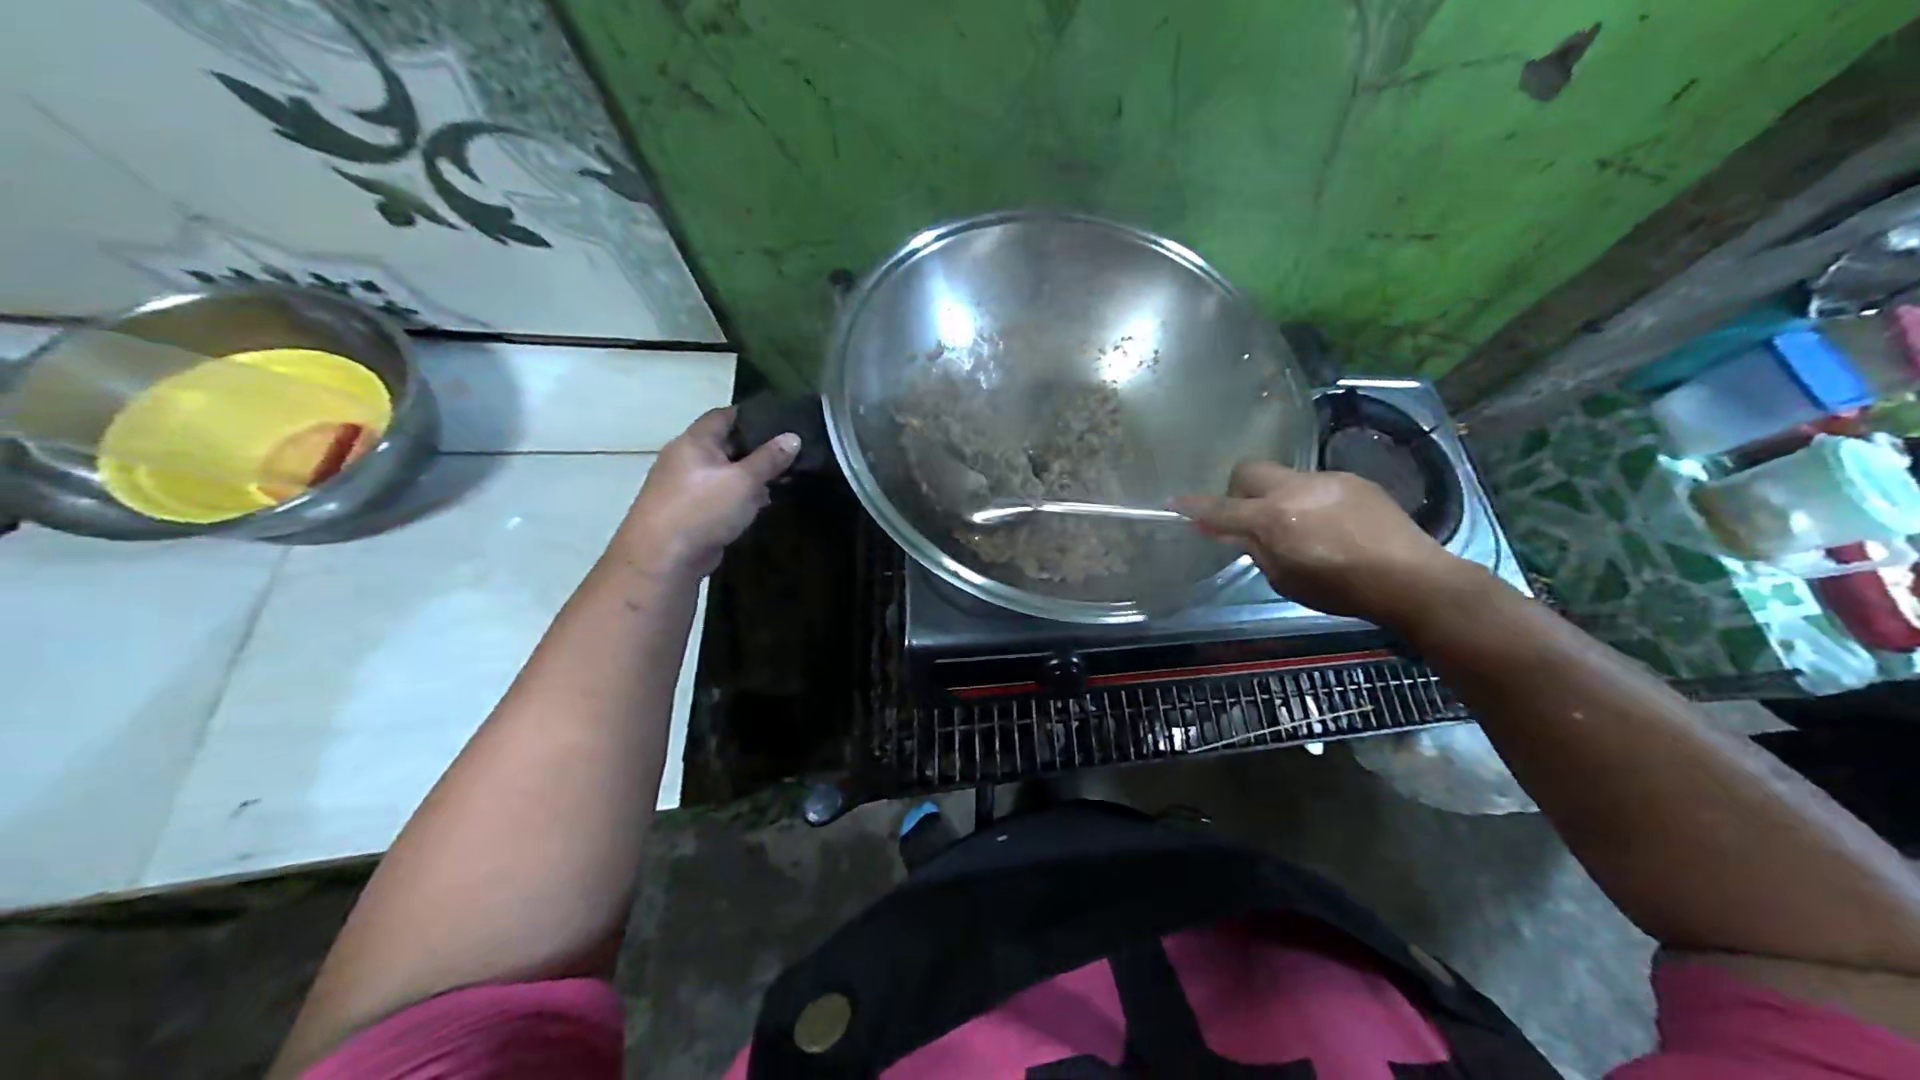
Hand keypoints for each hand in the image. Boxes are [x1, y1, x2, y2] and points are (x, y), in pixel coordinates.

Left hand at [612, 407, 799, 577]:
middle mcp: (685, 457)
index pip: (724, 415)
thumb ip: (770, 459)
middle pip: (724, 444)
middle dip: (755, 450)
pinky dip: (736, 497)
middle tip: (787, 456)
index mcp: (694, 441)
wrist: (662, 558)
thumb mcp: (745, 481)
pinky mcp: (686, 511)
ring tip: (778, 482)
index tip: (781, 422)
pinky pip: (716, 495)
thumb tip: (793, 437)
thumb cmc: (703, 509)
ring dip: (747, 477)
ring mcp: (682, 485)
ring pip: (722, 472)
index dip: (752, 416)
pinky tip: (756, 506)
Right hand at [1174, 462, 1482, 628]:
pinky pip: (1317, 484)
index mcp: (1273, 519)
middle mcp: (1295, 489)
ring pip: (1286, 478)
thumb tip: (1228, 532)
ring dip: (1279, 497)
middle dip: (1238, 489)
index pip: (1221, 509)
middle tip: (1247, 515)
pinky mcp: (1354, 480)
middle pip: (1249, 470)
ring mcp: (1327, 480)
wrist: (1412, 578)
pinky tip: (1332, 525)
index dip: (1194, 508)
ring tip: (1301, 527)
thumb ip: (1253, 549)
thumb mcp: (1285, 579)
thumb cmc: (1341, 590)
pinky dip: (1311, 500)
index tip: (1175, 503)